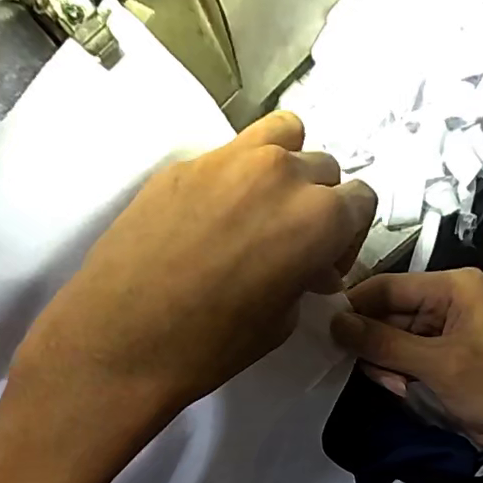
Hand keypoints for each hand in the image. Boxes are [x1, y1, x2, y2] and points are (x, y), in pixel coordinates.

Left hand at [14, 111, 377, 420]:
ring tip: (264, 212)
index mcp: (317, 217)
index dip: (349, 237)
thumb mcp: (281, 321)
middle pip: (324, 168)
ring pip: (282, 136)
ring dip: (287, 168)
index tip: (324, 267)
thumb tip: (306, 266)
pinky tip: (214, 218)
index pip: (361, 200)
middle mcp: (280, 173)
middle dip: (320, 205)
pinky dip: (239, 177)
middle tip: (294, 247)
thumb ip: (305, 277)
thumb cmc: (211, 345)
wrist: (122, 339)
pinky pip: (231, 154)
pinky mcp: (184, 163)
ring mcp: (228, 159)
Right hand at [330, 268, 482, 456]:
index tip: (325, 331)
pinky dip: (395, 375)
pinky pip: (398, 356)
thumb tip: (333, 323)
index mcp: (453, 285)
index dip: (355, 307)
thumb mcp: (437, 364)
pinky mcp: (435, 354)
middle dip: (375, 346)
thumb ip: (383, 343)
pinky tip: (404, 390)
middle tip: (382, 374)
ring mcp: (439, 328)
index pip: (388, 286)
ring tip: (401, 387)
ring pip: (387, 338)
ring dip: (385, 365)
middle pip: (385, 313)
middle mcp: (444, 299)